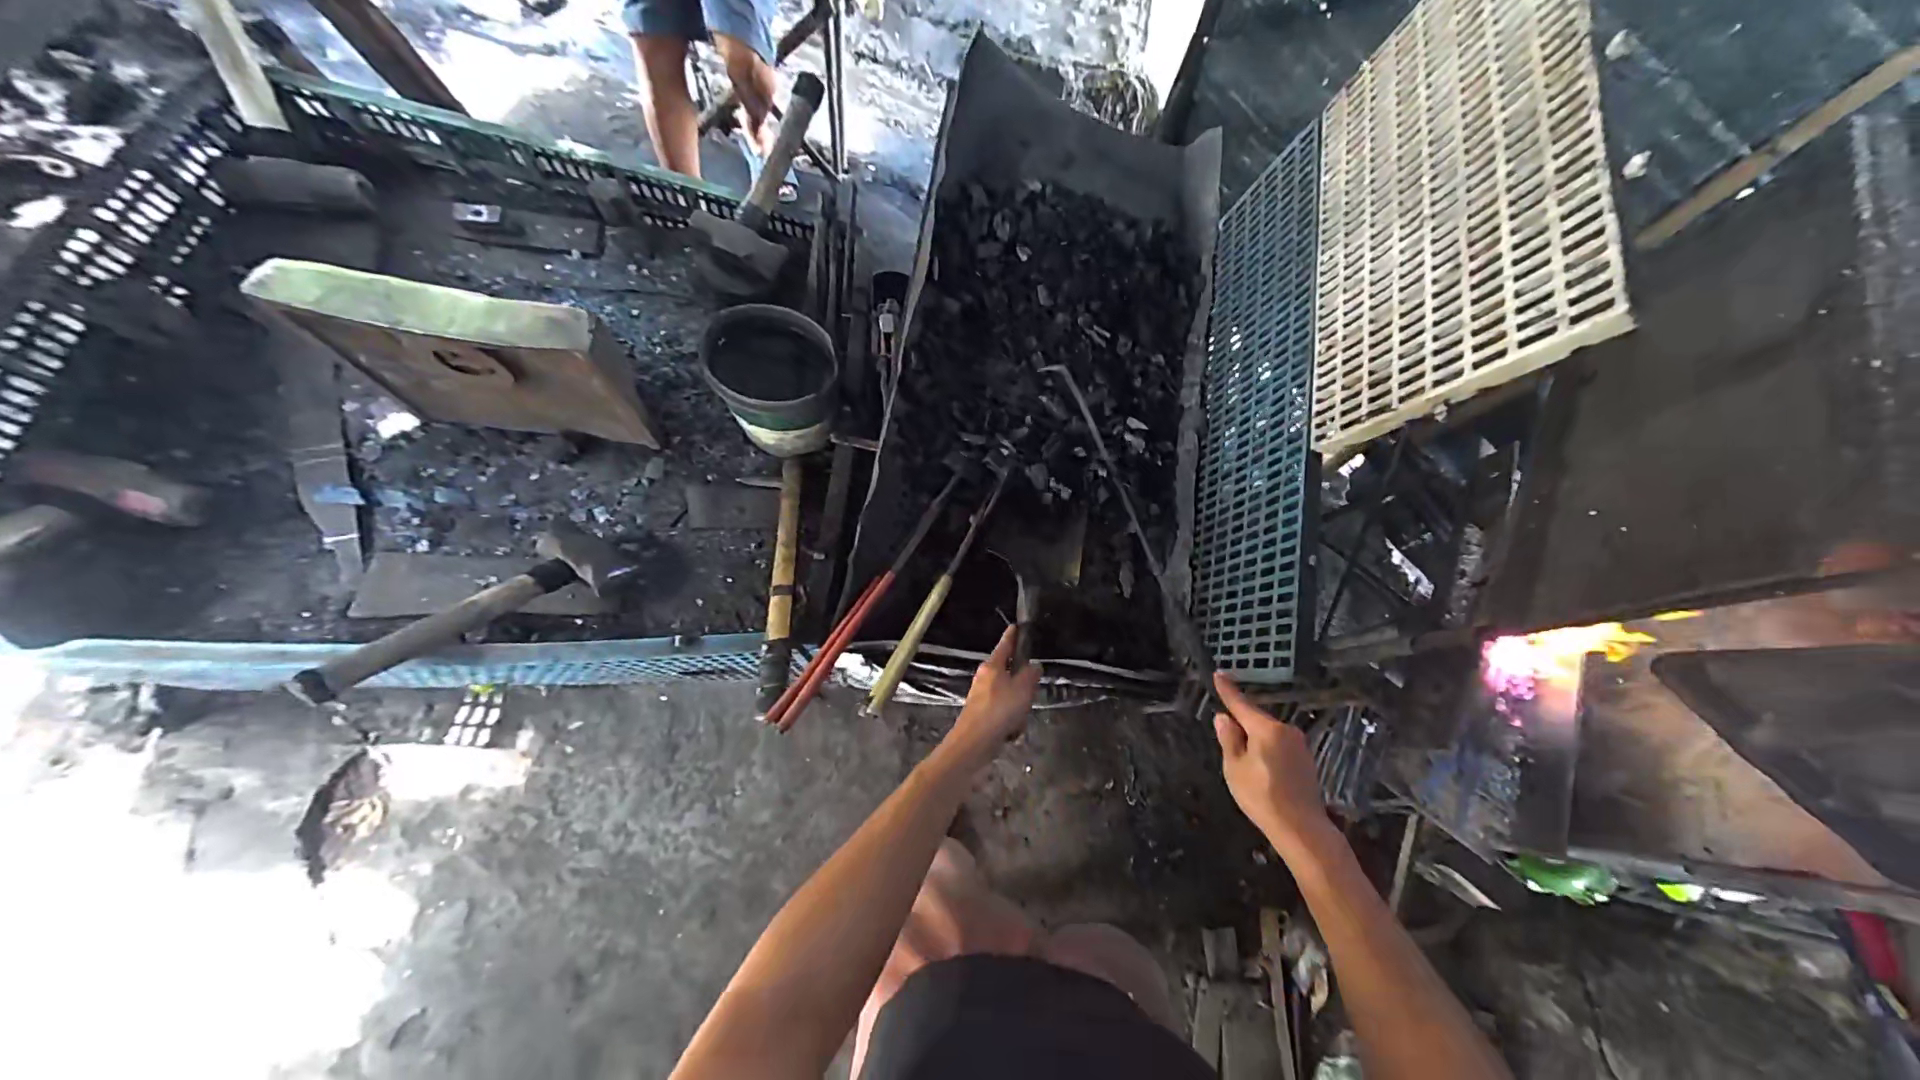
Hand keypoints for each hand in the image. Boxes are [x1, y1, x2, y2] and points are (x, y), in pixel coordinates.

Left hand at [947, 626, 1040, 756]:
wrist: (975, 741)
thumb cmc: (1000, 709)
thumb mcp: (1023, 689)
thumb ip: (1031, 674)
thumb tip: (1033, 665)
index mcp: (992, 666)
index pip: (1005, 645)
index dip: (1012, 636)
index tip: (1016, 626)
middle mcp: (984, 677)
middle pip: (1008, 672)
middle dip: (1022, 684)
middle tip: (1030, 693)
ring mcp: (981, 695)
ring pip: (1008, 694)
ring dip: (1017, 706)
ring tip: (1019, 717)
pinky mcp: (981, 713)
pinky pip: (1003, 711)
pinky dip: (1010, 719)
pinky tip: (1012, 730)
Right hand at [1213, 672, 1336, 858]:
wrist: (1302, 829)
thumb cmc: (1261, 796)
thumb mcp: (1234, 768)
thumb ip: (1229, 739)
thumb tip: (1224, 717)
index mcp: (1266, 729)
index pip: (1241, 704)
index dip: (1228, 690)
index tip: (1219, 673)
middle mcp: (1286, 731)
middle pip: (1256, 720)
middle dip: (1241, 724)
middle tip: (1227, 738)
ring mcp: (1299, 746)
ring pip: (1269, 734)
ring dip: (1255, 740)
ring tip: (1244, 763)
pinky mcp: (1306, 761)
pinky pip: (1279, 746)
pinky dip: (1267, 751)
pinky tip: (1262, 770)